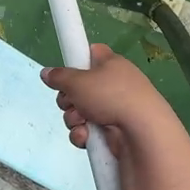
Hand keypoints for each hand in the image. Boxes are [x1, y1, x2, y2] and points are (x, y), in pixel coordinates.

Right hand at [40, 43, 176, 154]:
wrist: (142, 132)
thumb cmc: (111, 96)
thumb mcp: (77, 81)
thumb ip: (58, 76)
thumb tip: (47, 73)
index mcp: (111, 64)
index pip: (91, 53)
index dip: (77, 58)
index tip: (67, 69)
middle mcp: (113, 85)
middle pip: (78, 87)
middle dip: (67, 98)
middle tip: (70, 101)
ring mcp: (113, 109)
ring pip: (79, 111)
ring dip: (73, 118)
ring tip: (81, 121)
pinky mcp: (112, 131)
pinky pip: (87, 130)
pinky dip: (83, 134)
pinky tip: (86, 136)